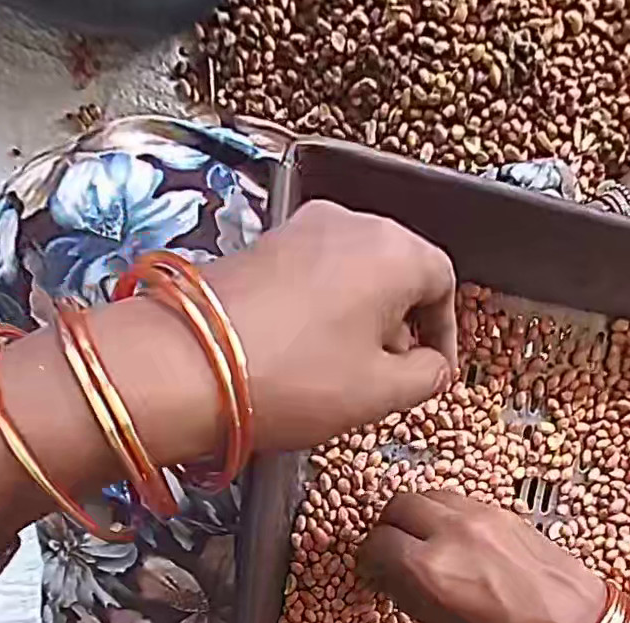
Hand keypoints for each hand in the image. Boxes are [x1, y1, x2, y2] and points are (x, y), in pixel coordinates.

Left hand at [196, 200, 457, 450]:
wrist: (184, 365)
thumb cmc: (296, 379)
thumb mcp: (379, 392)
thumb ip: (426, 377)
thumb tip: (433, 367)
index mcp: (393, 250)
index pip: (443, 282)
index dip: (445, 332)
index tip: (432, 371)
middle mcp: (350, 222)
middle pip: (398, 272)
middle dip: (403, 326)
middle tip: (390, 376)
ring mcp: (300, 228)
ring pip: (355, 273)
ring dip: (363, 319)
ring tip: (345, 370)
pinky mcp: (262, 245)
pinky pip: (316, 273)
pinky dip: (326, 309)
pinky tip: (306, 350)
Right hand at [357, 490, 606, 622]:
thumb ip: (409, 592)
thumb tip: (386, 573)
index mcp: (432, 567)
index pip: (378, 543)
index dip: (369, 557)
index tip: (373, 568)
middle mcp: (452, 530)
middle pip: (398, 505)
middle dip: (388, 528)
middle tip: (392, 550)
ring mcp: (481, 514)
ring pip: (428, 495)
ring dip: (416, 515)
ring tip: (422, 542)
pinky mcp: (503, 510)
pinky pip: (457, 500)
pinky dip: (443, 513)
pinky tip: (453, 538)